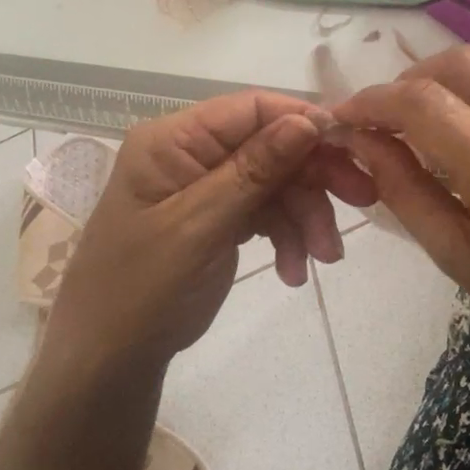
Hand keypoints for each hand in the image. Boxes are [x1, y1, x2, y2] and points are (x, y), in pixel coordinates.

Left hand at [41, 92, 376, 373]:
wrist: (107, 360)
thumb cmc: (140, 288)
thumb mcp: (199, 226)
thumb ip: (254, 170)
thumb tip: (308, 119)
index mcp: (174, 140)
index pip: (252, 109)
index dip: (303, 122)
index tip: (350, 149)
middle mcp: (193, 153)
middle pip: (274, 146)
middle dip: (316, 178)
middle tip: (362, 200)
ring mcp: (210, 186)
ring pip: (280, 182)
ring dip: (307, 217)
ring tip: (325, 257)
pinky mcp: (223, 216)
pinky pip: (270, 212)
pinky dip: (289, 238)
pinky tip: (294, 271)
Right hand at [334, 46, 469, 357]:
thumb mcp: (453, 252)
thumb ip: (402, 188)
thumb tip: (360, 139)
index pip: (421, 103)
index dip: (372, 102)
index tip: (345, 117)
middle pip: (454, 63)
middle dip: (406, 81)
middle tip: (385, 118)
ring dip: (443, 70)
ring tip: (420, 109)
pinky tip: (464, 106)